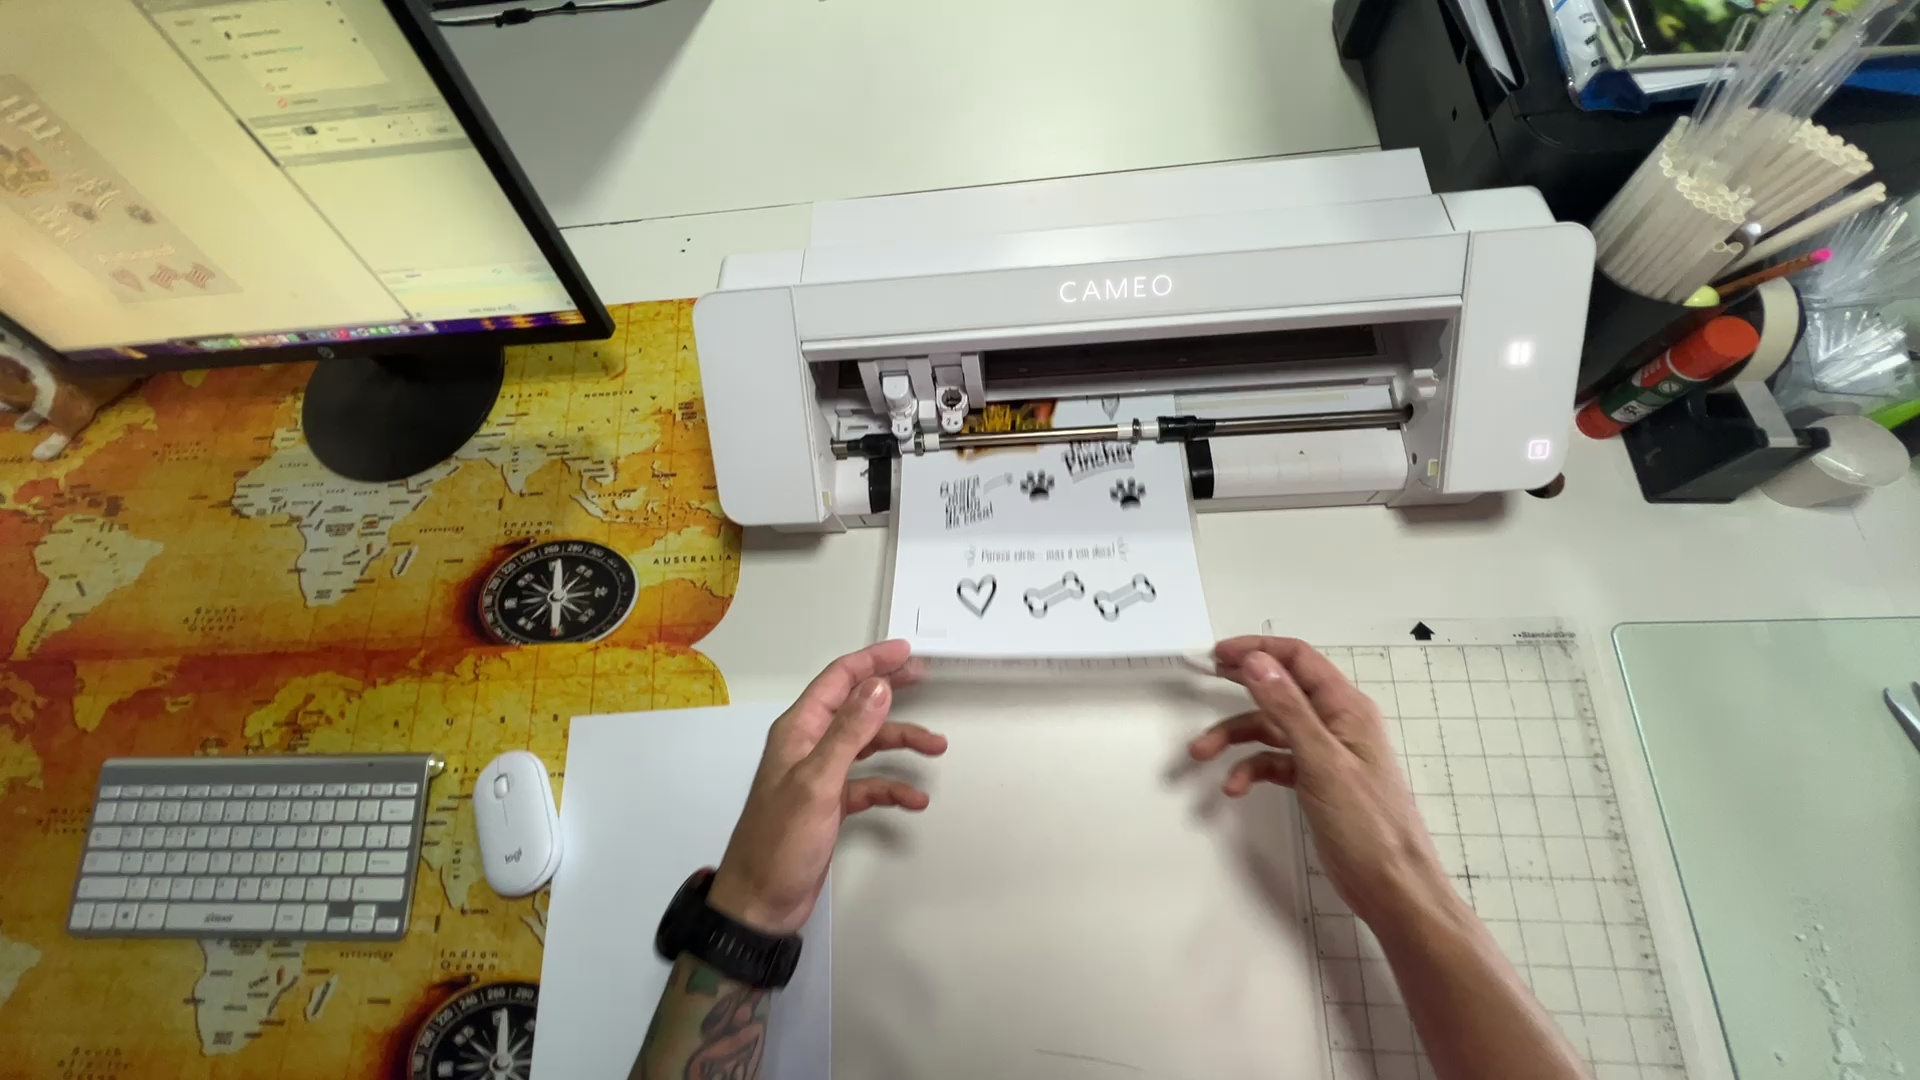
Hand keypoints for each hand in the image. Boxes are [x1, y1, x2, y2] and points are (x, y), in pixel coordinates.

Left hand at [708, 640, 946, 934]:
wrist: (760, 903)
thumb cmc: (780, 841)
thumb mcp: (818, 782)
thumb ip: (849, 732)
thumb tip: (879, 687)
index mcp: (799, 729)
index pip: (838, 680)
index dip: (872, 661)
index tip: (905, 652)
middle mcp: (811, 744)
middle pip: (856, 705)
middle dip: (890, 689)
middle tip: (923, 676)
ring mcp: (822, 774)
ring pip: (868, 745)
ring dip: (901, 742)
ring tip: (936, 746)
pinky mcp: (831, 803)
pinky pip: (869, 784)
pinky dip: (892, 787)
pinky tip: (914, 799)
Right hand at [1189, 636, 1448, 924]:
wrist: (1392, 888)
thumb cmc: (1367, 824)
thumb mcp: (1321, 761)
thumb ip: (1287, 707)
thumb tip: (1255, 661)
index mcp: (1345, 708)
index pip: (1297, 659)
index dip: (1257, 649)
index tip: (1218, 653)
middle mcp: (1334, 722)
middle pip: (1279, 687)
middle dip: (1239, 682)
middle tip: (1204, 673)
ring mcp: (1322, 751)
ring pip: (1268, 728)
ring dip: (1234, 737)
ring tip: (1202, 753)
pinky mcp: (1313, 779)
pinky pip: (1272, 760)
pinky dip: (1250, 768)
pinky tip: (1235, 786)